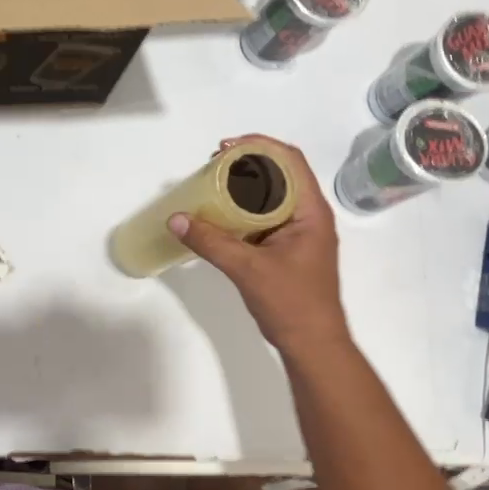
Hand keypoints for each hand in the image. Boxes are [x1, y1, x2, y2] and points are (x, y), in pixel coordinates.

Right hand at [168, 136, 350, 355]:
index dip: (259, 146)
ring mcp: (297, 233)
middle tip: (211, 166)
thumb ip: (211, 242)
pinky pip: (262, 218)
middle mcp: (307, 216)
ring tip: (210, 187)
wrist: (312, 343)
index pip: (290, 161)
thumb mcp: (248, 269)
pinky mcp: (285, 248)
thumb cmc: (291, 303)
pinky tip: (217, 216)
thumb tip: (176, 219)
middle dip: (246, 164)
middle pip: (280, 174)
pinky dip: (241, 210)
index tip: (225, 148)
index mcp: (310, 212)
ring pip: (270, 196)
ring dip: (242, 187)